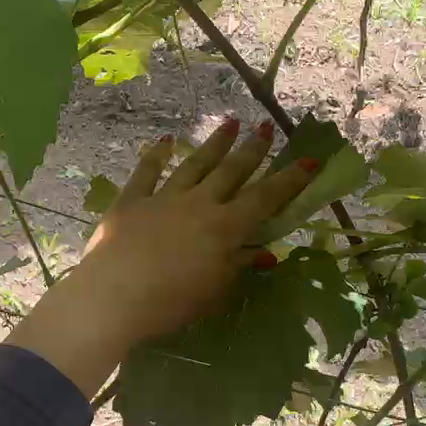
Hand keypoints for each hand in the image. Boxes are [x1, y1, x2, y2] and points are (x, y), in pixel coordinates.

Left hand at [6, 117, 318, 397]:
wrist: (115, 295)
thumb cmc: (172, 302)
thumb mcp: (215, 290)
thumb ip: (238, 266)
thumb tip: (264, 254)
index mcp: (225, 227)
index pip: (265, 199)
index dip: (289, 180)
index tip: (309, 160)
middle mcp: (199, 203)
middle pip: (231, 172)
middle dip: (252, 150)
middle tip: (266, 128)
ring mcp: (163, 198)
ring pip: (194, 164)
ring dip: (214, 144)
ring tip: (230, 123)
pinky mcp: (130, 201)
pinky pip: (146, 172)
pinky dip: (156, 155)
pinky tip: (164, 141)